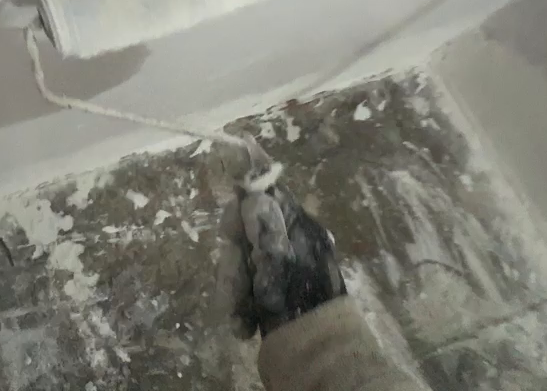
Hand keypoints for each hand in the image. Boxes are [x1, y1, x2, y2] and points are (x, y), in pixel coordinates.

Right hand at [236, 177, 345, 334]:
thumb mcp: (280, 257)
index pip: (266, 197)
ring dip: (233, 286)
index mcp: (298, 227)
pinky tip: (241, 322)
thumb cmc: (300, 301)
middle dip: (234, 259)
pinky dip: (239, 303)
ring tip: (236, 311)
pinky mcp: (269, 294)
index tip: (228, 231)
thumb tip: (250, 190)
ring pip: (240, 261)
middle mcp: (288, 243)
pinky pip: (244, 286)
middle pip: (246, 232)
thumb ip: (263, 223)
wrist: (318, 357)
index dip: (241, 209)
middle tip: (234, 282)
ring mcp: (278, 270)